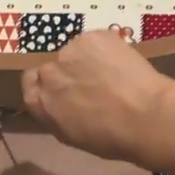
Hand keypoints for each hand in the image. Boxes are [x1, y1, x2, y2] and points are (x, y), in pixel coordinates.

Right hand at [21, 30, 174, 159]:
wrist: (144, 116)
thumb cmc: (107, 137)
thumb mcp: (67, 134)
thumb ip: (52, 112)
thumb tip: (56, 101)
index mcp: (38, 100)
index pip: (29, 81)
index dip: (46, 84)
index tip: (62, 90)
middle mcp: (48, 72)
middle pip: (52, 65)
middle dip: (67, 72)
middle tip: (90, 83)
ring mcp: (70, 51)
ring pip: (74, 52)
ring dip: (86, 59)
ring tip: (109, 74)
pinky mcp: (93, 36)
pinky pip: (94, 41)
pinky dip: (104, 49)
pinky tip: (120, 63)